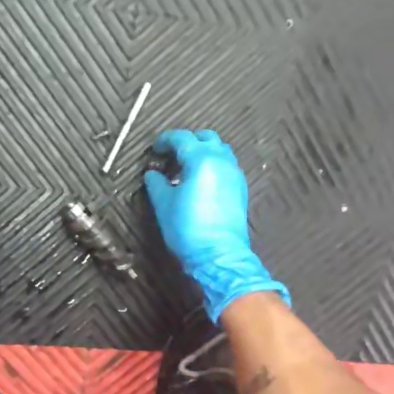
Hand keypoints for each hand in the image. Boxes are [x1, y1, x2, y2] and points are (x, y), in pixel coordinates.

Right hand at [143, 130, 289, 320]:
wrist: (220, 255)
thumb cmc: (188, 229)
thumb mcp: (164, 205)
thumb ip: (157, 183)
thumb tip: (153, 174)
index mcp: (201, 159)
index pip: (181, 138)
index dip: (165, 140)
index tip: (155, 150)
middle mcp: (221, 160)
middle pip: (204, 138)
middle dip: (186, 143)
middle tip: (171, 157)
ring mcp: (234, 174)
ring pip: (218, 150)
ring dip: (201, 153)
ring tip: (185, 169)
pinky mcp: (240, 188)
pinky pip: (225, 166)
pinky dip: (212, 165)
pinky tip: (199, 182)